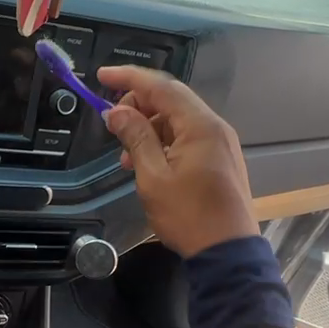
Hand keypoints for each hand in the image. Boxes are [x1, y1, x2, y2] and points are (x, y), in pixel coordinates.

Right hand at [99, 65, 258, 257]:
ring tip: (126, 155)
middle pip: (171, 99)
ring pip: (178, 120)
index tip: (102, 75)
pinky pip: (187, 137)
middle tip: (113, 125)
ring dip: (149, 128)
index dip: (129, 78)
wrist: (226, 251)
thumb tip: (117, 112)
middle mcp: (214, 126)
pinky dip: (163, 142)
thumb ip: (136, 138)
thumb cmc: (188, 215)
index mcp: (200, 125)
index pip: (161, 87)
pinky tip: (146, 163)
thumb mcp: (153, 177)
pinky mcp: (220, 159)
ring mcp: (220, 143)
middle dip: (138, 105)